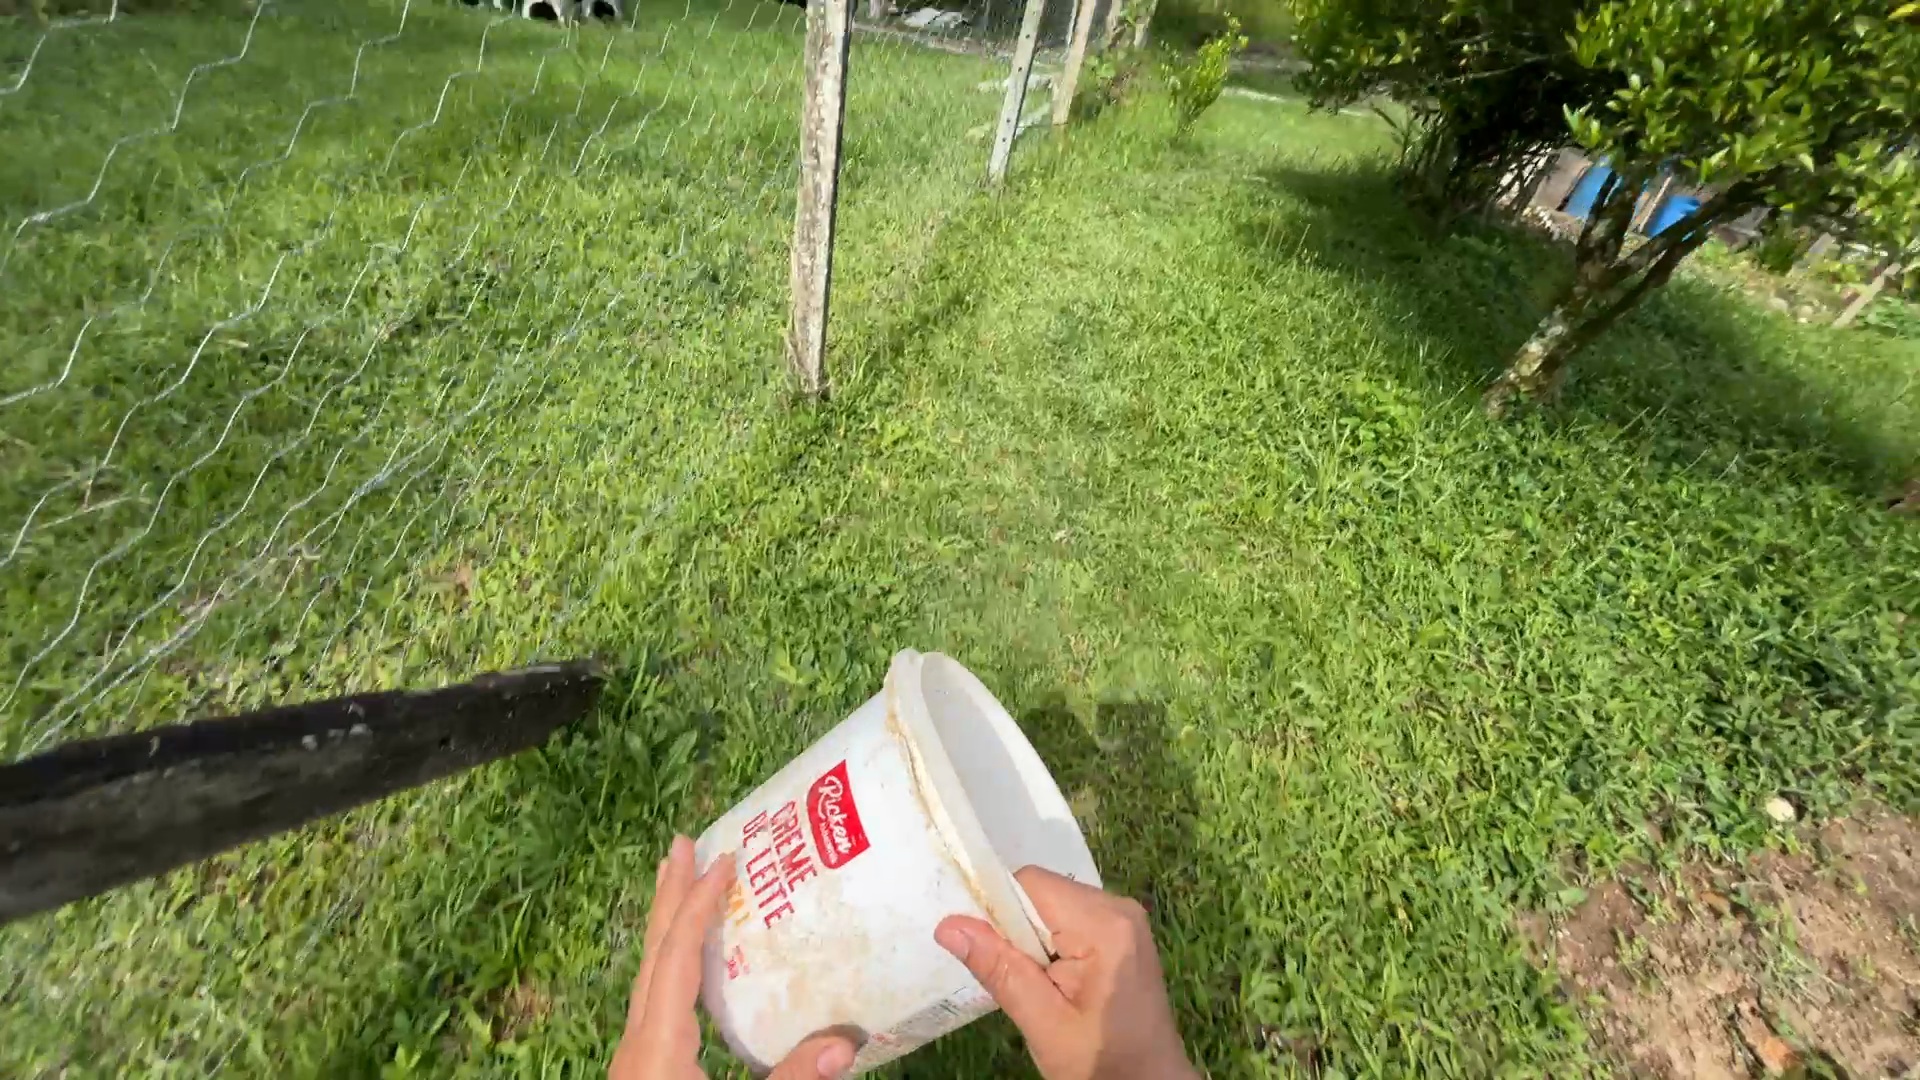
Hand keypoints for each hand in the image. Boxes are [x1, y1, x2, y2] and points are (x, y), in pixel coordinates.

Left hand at [610, 835, 857, 1079]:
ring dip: (665, 923)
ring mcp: (634, 1060)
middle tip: (678, 843)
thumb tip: (847, 1043)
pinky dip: (669, 959)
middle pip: (652, 954)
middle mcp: (638, 1043)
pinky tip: (685, 964)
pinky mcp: (641, 1073)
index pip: (678, 956)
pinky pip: (654, 995)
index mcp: (657, 1048)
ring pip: (647, 974)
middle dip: (666, 895)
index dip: (698, 903)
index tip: (725, 858)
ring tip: (676, 882)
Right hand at [933, 867, 1197, 1079]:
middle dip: (1017, 926)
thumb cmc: (1101, 1065)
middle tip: (1016, 976)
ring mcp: (1124, 915)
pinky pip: (1070, 915)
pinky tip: (1055, 978)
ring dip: (1033, 935)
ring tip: (1037, 982)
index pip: (1031, 883)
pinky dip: (1052, 940)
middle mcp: (1117, 905)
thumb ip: (999, 969)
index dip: (999, 907)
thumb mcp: (1044, 1024)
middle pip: (1042, 890)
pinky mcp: (1122, 928)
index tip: (986, 948)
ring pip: (1053, 902)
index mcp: (1104, 923)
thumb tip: (947, 926)